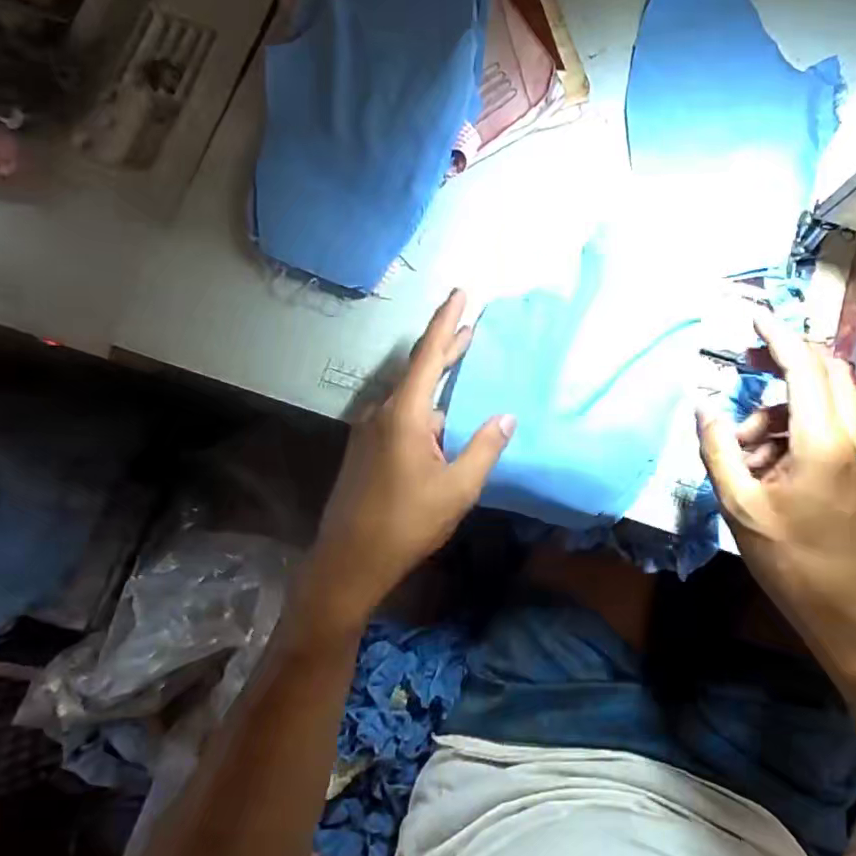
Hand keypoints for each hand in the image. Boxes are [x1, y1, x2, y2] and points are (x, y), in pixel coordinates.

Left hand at [302, 290, 514, 631]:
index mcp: (404, 415)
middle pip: (419, 370)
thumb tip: (507, 416)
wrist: (349, 562)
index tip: (461, 293)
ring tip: (467, 369)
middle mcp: (382, 414)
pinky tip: (446, 420)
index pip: (428, 356)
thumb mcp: (459, 487)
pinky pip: (404, 416)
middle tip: (473, 325)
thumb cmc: (407, 523)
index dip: (447, 322)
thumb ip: (485, 447)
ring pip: (412, 396)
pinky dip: (429, 407)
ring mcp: (370, 432)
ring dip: (440, 381)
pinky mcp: (368, 451)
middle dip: (447, 347)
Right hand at [696, 313, 855, 679]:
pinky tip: (768, 467)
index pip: (803, 365)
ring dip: (784, 408)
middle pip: (825, 371)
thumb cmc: (793, 563)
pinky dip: (799, 429)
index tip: (752, 316)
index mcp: (824, 440)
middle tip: (744, 371)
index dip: (776, 336)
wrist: (850, 612)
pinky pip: (832, 427)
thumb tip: (702, 405)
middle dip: (783, 362)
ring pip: (827, 401)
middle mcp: (853, 436)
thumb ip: (718, 449)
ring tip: (744, 450)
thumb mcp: (741, 507)